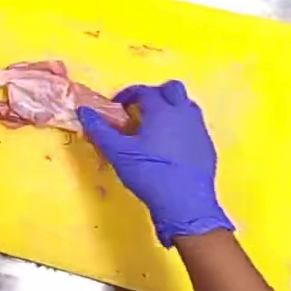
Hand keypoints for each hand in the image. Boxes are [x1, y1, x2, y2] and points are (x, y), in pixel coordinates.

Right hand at [78, 80, 233, 242]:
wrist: (185, 201)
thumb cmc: (148, 173)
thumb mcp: (117, 153)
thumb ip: (99, 130)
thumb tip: (84, 111)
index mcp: (161, 111)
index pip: (144, 91)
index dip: (128, 94)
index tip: (116, 106)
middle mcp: (183, 113)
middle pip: (172, 88)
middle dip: (154, 94)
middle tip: (138, 109)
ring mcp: (199, 128)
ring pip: (186, 104)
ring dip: (169, 107)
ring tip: (153, 126)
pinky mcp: (206, 145)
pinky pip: (193, 124)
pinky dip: (179, 125)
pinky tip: (168, 146)